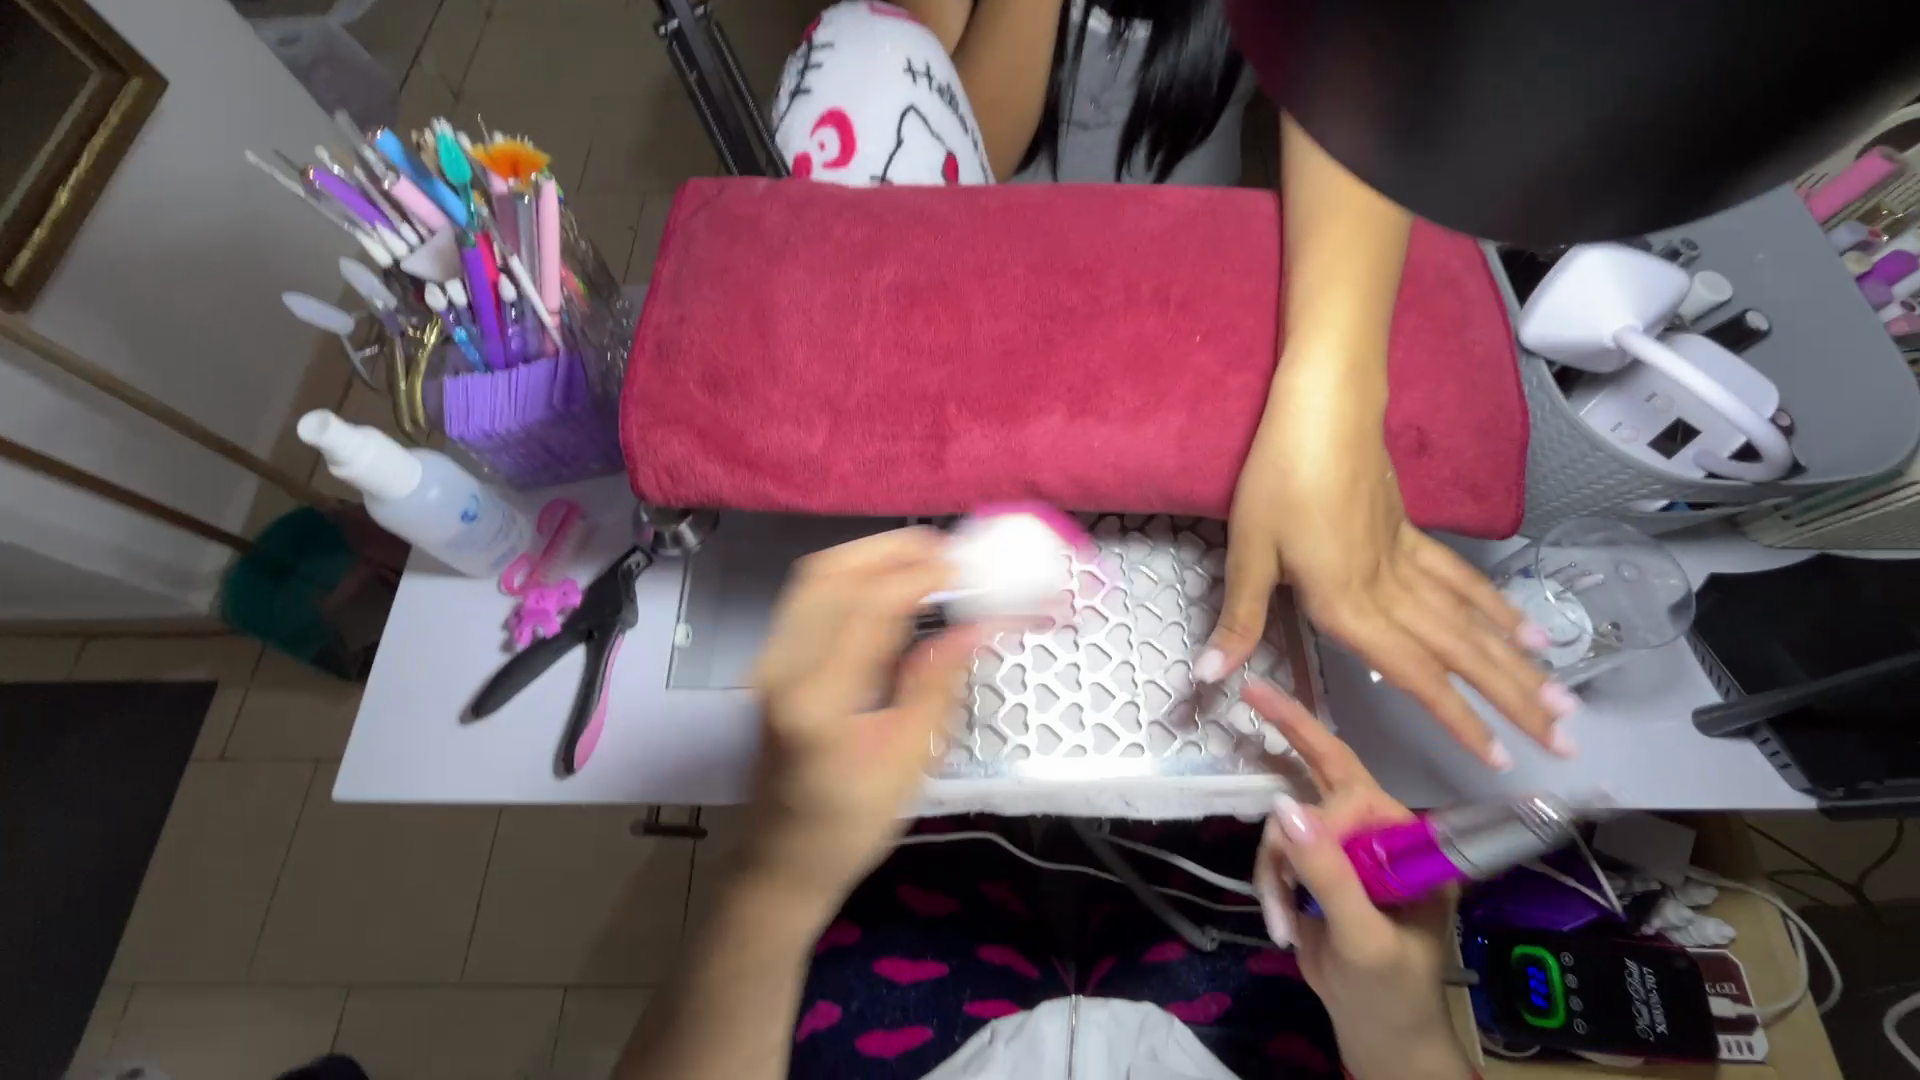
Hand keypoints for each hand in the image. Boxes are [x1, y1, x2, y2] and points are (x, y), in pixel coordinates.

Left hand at [744, 528, 977, 916]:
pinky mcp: (770, 663)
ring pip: (814, 579)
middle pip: (831, 575)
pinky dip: (850, 576)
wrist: (781, 861)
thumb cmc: (850, 826)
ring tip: (923, 558)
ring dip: (870, 557)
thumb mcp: (909, 762)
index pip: (869, 607)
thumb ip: (937, 685)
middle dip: (893, 551)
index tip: (967, 567)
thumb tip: (976, 626)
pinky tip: (886, 583)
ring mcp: (767, 663)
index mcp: (817, 700)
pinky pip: (808, 598)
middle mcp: (781, 669)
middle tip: (947, 550)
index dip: (921, 575)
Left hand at [1204, 358, 1573, 766]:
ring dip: (1518, 664)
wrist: (1323, 412)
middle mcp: (1388, 590)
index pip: (1411, 674)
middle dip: (1511, 702)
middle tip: (1567, 742)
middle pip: (1459, 653)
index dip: (1454, 718)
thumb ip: (1241, 619)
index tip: (1498, 759)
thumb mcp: (1248, 553)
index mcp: (1347, 603)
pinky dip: (1496, 607)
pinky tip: (1528, 627)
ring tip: (1566, 701)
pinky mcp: (1412, 532)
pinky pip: (1461, 579)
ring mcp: (1407, 559)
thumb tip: (1209, 676)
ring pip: (1472, 622)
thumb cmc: (1278, 481)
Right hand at [1245, 680, 1474, 1079]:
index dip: (1316, 824)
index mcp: (1409, 843)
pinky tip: (1282, 921)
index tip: (1293, 876)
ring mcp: (1344, 846)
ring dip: (1275, 871)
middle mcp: (1378, 832)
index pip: (1353, 796)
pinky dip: (1269, 883)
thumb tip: (1282, 804)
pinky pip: (1276, 847)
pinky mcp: (1316, 863)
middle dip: (1291, 729)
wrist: (1379, 1034)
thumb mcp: (1364, 940)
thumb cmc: (1392, 994)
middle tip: (1252, 691)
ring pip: (1286, 821)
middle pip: (1327, 767)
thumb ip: (1328, 873)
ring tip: (1284, 922)